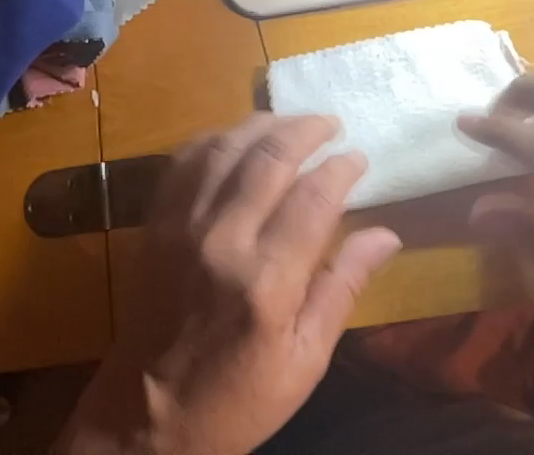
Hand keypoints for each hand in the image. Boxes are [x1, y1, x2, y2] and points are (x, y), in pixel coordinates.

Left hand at [57, 114, 403, 454]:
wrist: (145, 413)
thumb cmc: (237, 398)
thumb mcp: (305, 360)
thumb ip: (342, 288)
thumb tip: (387, 234)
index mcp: (267, 280)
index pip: (314, 198)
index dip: (341, 167)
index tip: (359, 156)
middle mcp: (223, 239)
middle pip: (269, 157)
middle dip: (306, 129)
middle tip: (331, 122)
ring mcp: (183, 224)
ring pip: (226, 147)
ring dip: (262, 124)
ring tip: (291, 120)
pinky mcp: (157, 221)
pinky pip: (185, 160)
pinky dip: (216, 138)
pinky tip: (237, 136)